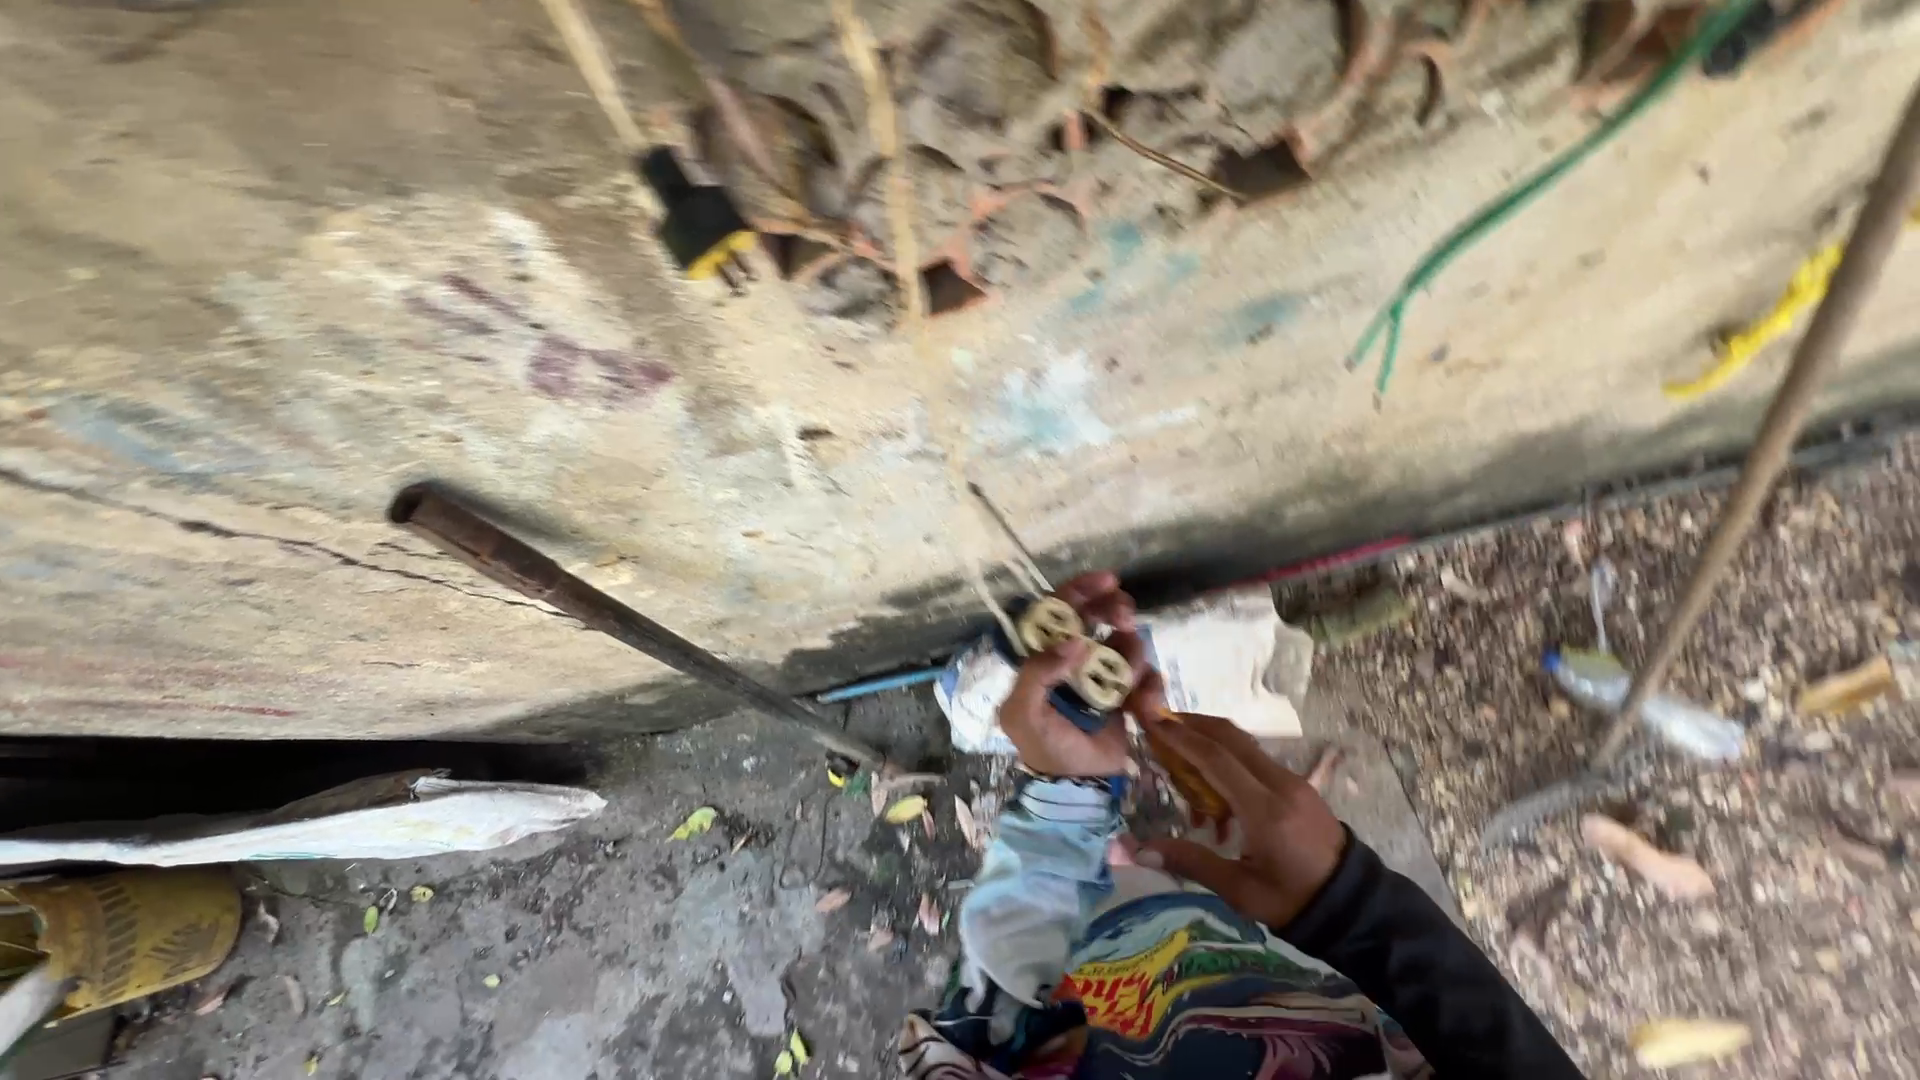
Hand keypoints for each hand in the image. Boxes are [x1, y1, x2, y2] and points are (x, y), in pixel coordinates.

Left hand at [996, 571, 1147, 777]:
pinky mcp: (1128, 692)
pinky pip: (1147, 676)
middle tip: (1126, 619)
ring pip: (1127, 643)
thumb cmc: (1044, 746)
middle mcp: (1074, 657)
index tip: (1107, 580)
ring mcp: (1103, 673)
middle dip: (1115, 611)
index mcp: (1043, 655)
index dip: (1080, 589)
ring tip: (1129, 688)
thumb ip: (1036, 673)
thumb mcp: (1024, 713)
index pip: (1058, 610)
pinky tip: (1143, 710)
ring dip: (1133, 657)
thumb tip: (1073, 641)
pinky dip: (1150, 689)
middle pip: (1098, 615)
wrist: (1079, 787)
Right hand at [1131, 713, 1347, 928]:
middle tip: (1160, 723)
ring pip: (1244, 744)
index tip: (1153, 722)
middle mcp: (1280, 784)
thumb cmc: (1292, 900)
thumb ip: (1191, 861)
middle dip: (1193, 724)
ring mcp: (1293, 781)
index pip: (1216, 759)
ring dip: (1210, 738)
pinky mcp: (1298, 785)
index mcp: (1265, 810)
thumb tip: (1140, 851)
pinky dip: (1227, 756)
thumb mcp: (1239, 890)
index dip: (1182, 738)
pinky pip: (1255, 758)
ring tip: (1179, 750)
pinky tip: (1211, 781)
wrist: (1353, 905)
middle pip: (1231, 737)